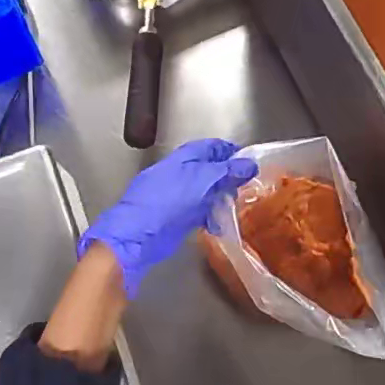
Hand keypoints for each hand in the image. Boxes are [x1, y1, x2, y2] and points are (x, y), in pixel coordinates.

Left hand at [81, 138, 257, 296]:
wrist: (136, 236)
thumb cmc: (164, 202)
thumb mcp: (200, 180)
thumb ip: (225, 171)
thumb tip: (249, 165)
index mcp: (180, 160)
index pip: (207, 147)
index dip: (227, 150)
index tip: (246, 157)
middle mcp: (176, 176)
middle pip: (206, 171)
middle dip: (226, 175)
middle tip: (245, 182)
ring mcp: (174, 199)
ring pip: (203, 193)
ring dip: (219, 197)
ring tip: (235, 202)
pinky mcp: (174, 220)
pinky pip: (197, 213)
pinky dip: (209, 216)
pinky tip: (218, 224)